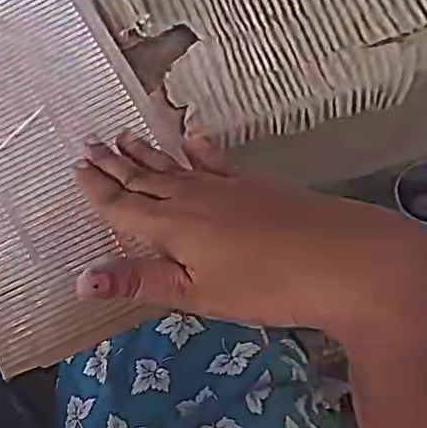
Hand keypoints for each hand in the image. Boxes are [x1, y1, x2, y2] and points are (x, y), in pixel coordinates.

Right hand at [74, 132, 426, 341]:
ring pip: (174, 166)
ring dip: (147, 151)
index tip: (76, 167)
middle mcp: (193, 199)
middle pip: (144, 178)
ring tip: (123, 135)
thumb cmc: (264, 286)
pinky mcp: (255, 187)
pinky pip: (216, 161)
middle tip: (89, 142)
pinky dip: (200, 147)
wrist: (350, 263)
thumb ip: (137, 282)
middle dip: (113, 162)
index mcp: (171, 227)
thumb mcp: (193, 293)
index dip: (97, 188)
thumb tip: (80, 281)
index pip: (122, 205)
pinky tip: (192, 134)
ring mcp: (226, 188)